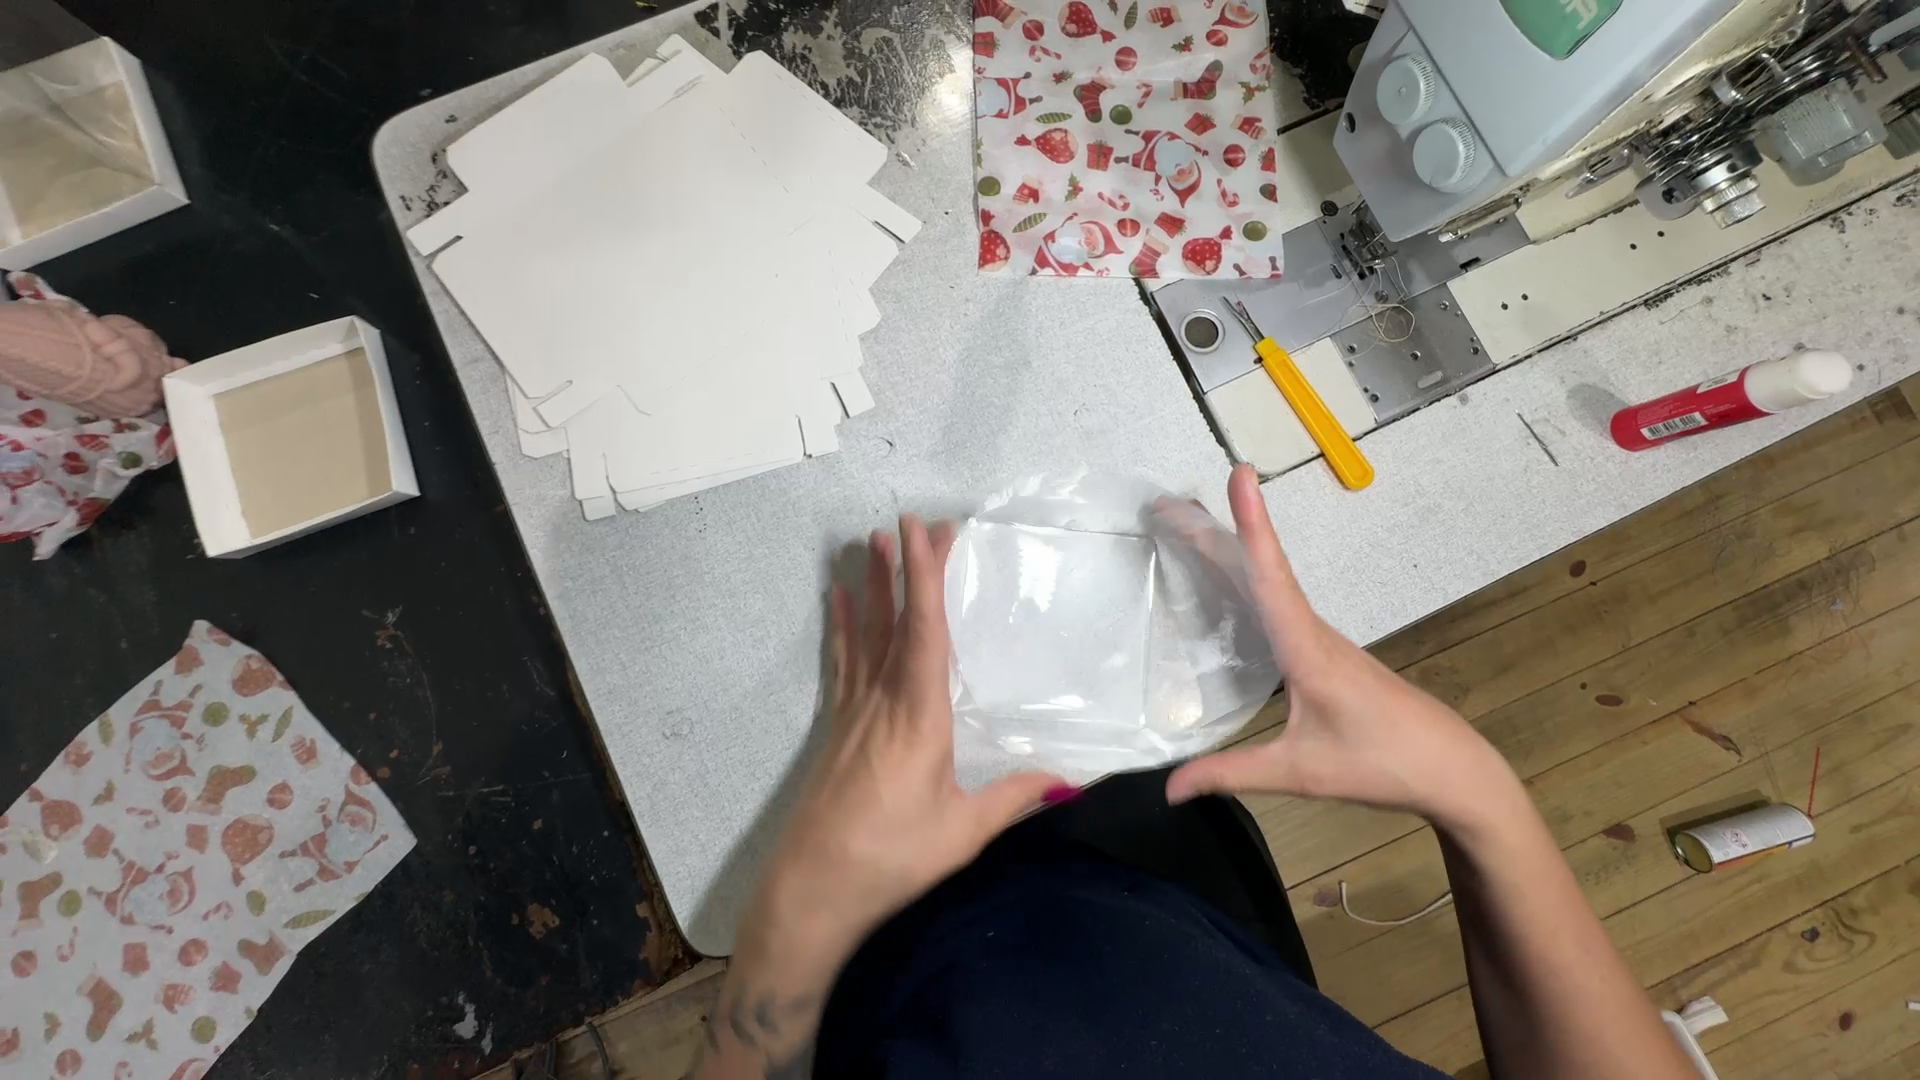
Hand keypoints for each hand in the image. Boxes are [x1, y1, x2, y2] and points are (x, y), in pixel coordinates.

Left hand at [745, 516, 1066, 969]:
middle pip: (895, 619)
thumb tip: (1069, 780)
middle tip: (912, 521)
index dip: (924, 577)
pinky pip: (841, 661)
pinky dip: (842, 625)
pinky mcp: (836, 725)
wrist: (811, 891)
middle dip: (905, 567)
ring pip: (865, 632)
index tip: (923, 530)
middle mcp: (883, 698)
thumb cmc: (891, 859)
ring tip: (872, 541)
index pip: (925, 630)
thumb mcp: (962, 832)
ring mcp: (853, 709)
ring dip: (872, 584)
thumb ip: (1012, 798)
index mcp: (919, 714)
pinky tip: (837, 597)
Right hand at [1165, 466, 1516, 829]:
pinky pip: (1274, 599)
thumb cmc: (1381, 765)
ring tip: (1184, 528)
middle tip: (1167, 506)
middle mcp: (1311, 630)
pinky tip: (1225, 580)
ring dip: (1225, 548)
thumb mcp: (1300, 774)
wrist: (1453, 770)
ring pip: (1266, 579)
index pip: (1271, 578)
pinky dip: (1243, 576)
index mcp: (1306, 649)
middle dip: (1214, 530)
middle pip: (1257, 567)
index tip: (1241, 475)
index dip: (1253, 527)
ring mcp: (1318, 636)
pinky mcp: (1321, 648)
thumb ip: (1230, 775)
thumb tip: (1166, 790)